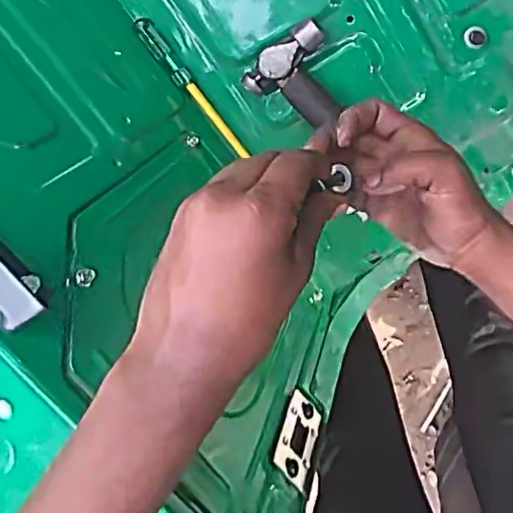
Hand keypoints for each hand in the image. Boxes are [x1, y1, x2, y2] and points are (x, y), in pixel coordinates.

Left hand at [128, 150, 340, 398]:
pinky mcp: (182, 213)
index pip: (296, 162)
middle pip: (268, 159)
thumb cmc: (249, 322)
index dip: (318, 165)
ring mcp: (198, 200)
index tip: (330, 179)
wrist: (182, 353)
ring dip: (266, 177)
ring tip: (280, 210)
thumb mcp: (295, 270)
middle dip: (292, 169)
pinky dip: (242, 190)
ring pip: (243, 168)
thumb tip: (329, 195)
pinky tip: (250, 221)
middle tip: (309, 196)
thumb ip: (313, 222)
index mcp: (258, 208)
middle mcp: (225, 193)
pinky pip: (221, 186)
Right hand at [330, 100, 508, 270]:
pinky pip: (347, 192)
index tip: (343, 136)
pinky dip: (335, 194)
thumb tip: (370, 177)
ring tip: (320, 180)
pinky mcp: (375, 205)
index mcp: (409, 138)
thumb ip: (408, 166)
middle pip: (353, 137)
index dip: (354, 118)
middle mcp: (391, 155)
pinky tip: (329, 200)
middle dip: (333, 143)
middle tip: (319, 160)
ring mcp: (381, 180)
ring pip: (345, 164)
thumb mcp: (444, 173)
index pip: (374, 113)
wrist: (467, 247)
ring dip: (330, 169)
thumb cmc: (464, 205)